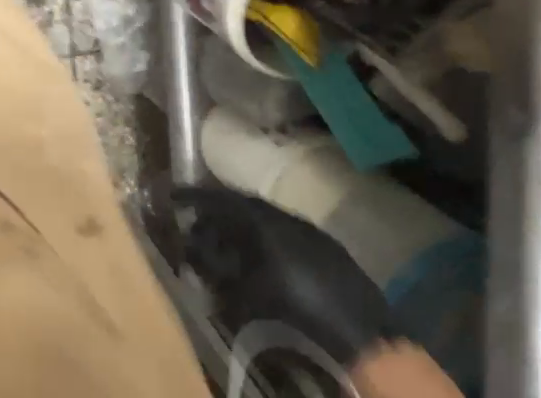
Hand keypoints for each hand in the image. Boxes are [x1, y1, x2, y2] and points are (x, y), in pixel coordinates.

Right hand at [172, 185, 396, 368]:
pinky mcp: (331, 253)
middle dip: (219, 215)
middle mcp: (291, 221)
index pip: (224, 200)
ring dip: (243, 230)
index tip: (174, 196)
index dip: (196, 197)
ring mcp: (314, 236)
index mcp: (268, 224)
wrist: (366, 343)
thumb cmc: (299, 316)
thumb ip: (217, 272)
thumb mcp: (248, 297)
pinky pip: (287, 236)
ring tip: (226, 247)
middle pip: (245, 208)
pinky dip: (266, 242)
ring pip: (268, 222)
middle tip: (197, 226)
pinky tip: (260, 262)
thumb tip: (191, 254)